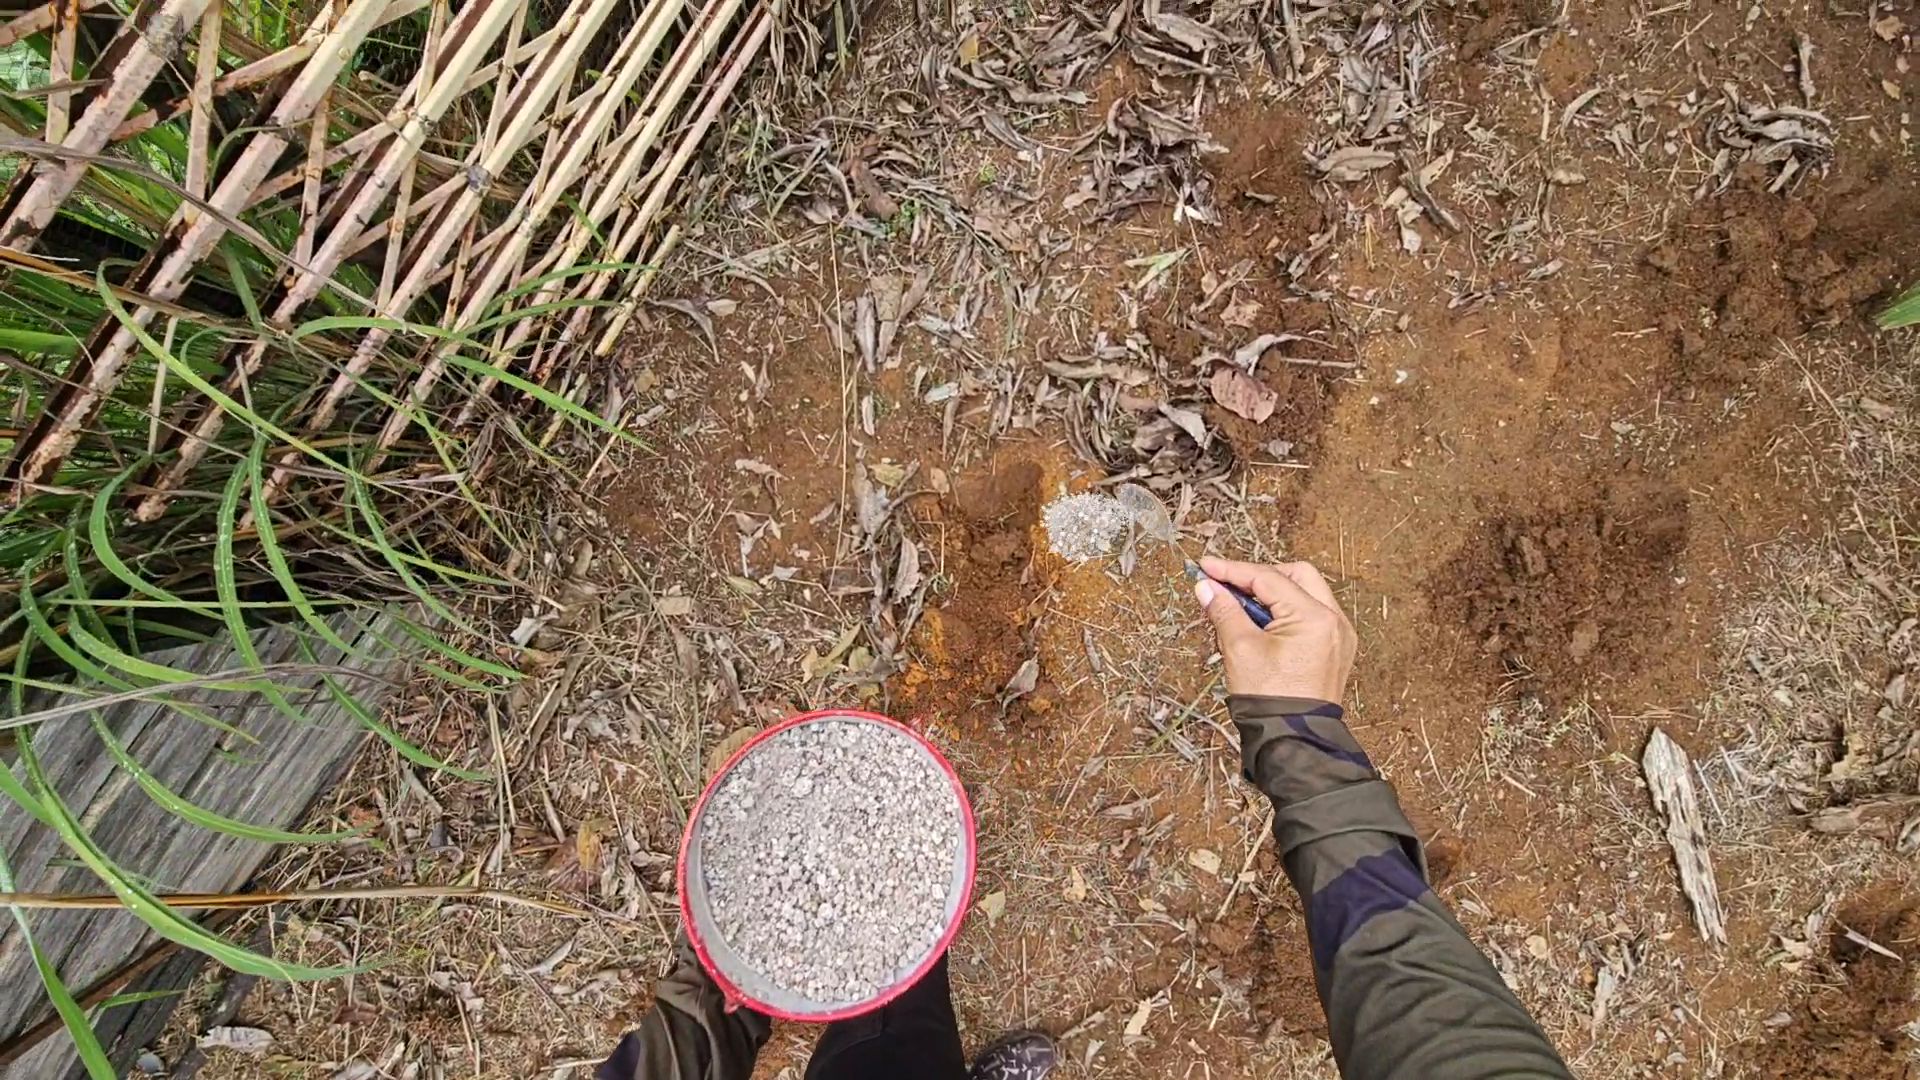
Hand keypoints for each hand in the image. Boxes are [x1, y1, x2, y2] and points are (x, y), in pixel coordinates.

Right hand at [1194, 557, 1354, 703]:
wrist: (1292, 738)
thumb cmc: (1270, 698)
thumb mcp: (1239, 647)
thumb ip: (1223, 610)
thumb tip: (1206, 587)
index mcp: (1314, 617)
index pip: (1267, 578)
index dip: (1232, 571)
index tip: (1206, 567)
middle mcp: (1333, 621)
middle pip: (1294, 575)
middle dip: (1258, 576)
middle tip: (1227, 584)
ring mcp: (1338, 635)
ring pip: (1304, 592)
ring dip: (1271, 592)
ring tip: (1240, 606)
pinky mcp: (1333, 648)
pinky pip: (1309, 614)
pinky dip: (1284, 610)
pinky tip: (1260, 621)